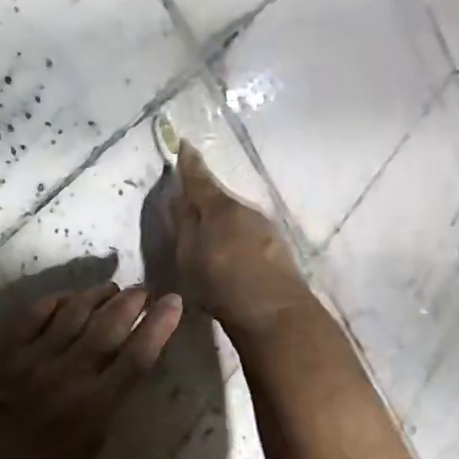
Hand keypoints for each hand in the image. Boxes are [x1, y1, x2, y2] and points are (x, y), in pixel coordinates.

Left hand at [0, 283, 183, 458]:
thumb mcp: (92, 446)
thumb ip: (110, 403)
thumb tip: (125, 364)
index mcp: (95, 404)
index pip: (138, 355)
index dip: (159, 325)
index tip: (174, 302)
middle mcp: (69, 374)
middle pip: (109, 325)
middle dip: (133, 301)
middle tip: (146, 288)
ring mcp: (35, 358)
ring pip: (74, 312)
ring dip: (98, 295)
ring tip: (113, 287)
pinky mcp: (7, 351)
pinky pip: (34, 314)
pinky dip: (55, 300)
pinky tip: (69, 296)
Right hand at [172, 141, 309, 333]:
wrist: (275, 313)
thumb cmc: (221, 283)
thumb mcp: (188, 255)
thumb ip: (184, 224)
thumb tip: (180, 198)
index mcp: (219, 207)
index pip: (199, 178)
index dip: (189, 162)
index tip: (184, 145)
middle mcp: (245, 209)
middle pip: (218, 197)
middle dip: (203, 199)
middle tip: (187, 206)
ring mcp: (266, 226)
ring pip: (235, 215)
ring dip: (221, 221)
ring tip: (208, 239)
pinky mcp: (278, 246)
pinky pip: (248, 231)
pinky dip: (235, 236)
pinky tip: (230, 254)